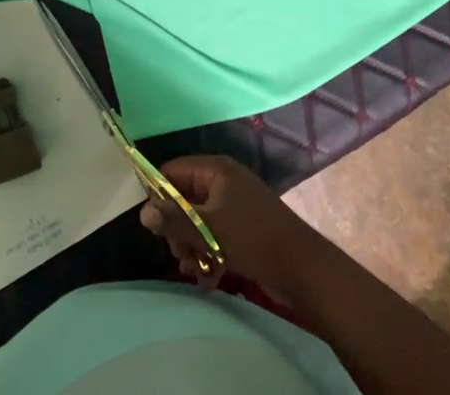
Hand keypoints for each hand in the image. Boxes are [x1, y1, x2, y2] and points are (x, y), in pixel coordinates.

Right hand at [140, 154, 301, 289]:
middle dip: (177, 229)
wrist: (306, 271)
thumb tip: (143, 214)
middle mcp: (225, 183)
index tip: (153, 223)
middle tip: (177, 251)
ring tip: (192, 268)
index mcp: (217, 171)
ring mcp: (236, 208)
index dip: (159, 195)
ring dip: (191, 246)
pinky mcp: (244, 231)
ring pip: (198, 223)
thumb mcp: (208, 229)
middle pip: (184, 199)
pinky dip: (208, 255)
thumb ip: (173, 220)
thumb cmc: (254, 239)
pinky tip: (207, 278)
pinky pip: (215, 238)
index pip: (173, 171)